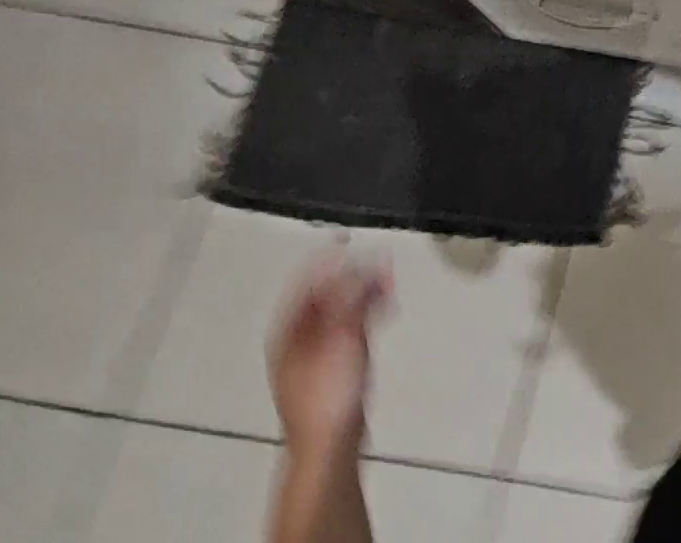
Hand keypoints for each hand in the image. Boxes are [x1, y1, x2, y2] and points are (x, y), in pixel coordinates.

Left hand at [268, 251, 392, 457]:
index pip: (306, 283)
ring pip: (338, 310)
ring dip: (363, 294)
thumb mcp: (342, 340)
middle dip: (354, 276)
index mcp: (291, 330)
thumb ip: (350, 303)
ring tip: (389, 286)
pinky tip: (383, 313)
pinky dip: (365, 313)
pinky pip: (347, 326)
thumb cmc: (331, 392)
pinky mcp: (331, 366)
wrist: (329, 443)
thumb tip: (357, 268)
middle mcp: (298, 337)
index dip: (325, 258)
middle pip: (324, 295)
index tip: (345, 238)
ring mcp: (313, 353)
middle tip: (383, 265)